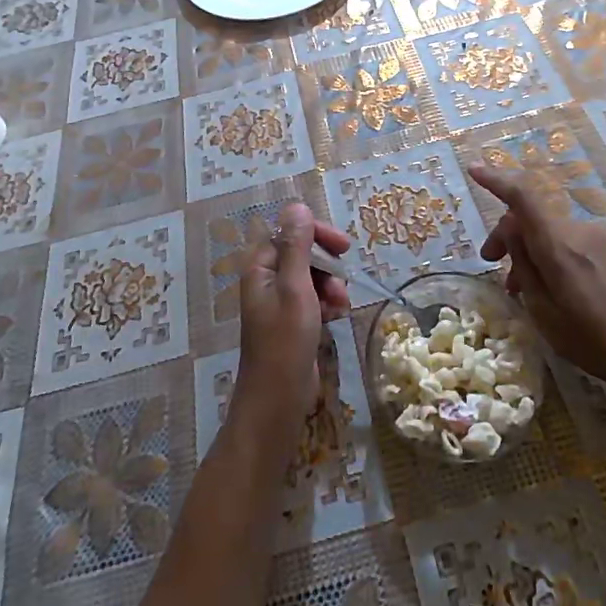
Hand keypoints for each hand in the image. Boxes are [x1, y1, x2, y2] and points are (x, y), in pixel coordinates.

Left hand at [236, 203, 352, 426]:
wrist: (278, 399)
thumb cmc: (285, 340)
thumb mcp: (295, 288)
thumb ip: (297, 246)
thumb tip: (296, 206)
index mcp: (260, 268)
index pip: (289, 233)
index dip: (316, 234)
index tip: (343, 246)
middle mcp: (267, 281)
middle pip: (302, 253)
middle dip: (327, 264)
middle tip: (345, 276)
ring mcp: (279, 302)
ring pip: (312, 277)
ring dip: (330, 285)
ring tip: (340, 305)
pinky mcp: (292, 322)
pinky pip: (313, 299)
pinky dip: (326, 303)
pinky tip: (335, 317)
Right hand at [470, 164, 605, 404]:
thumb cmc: (594, 342)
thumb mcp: (544, 313)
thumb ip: (524, 267)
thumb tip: (511, 232)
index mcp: (559, 246)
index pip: (523, 197)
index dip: (496, 180)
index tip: (474, 169)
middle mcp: (580, 232)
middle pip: (533, 217)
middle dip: (507, 234)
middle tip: (490, 264)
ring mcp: (599, 239)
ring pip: (550, 232)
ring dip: (529, 250)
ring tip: (520, 289)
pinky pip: (570, 242)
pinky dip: (551, 255)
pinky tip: (551, 289)